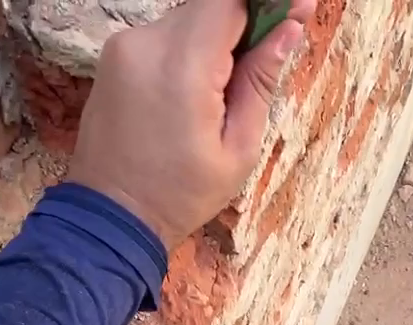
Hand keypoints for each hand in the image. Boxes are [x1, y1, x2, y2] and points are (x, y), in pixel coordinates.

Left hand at [68, 0, 315, 249]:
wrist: (113, 216)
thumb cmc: (181, 195)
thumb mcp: (237, 150)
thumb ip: (260, 83)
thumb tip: (289, 30)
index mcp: (183, 66)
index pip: (231, 0)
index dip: (268, 2)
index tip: (299, 10)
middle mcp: (148, 41)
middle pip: (210, 5)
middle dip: (247, 21)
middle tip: (276, 48)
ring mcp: (125, 45)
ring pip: (188, 20)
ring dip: (219, 39)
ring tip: (232, 88)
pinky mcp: (115, 55)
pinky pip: (164, 37)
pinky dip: (191, 51)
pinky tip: (201, 92)